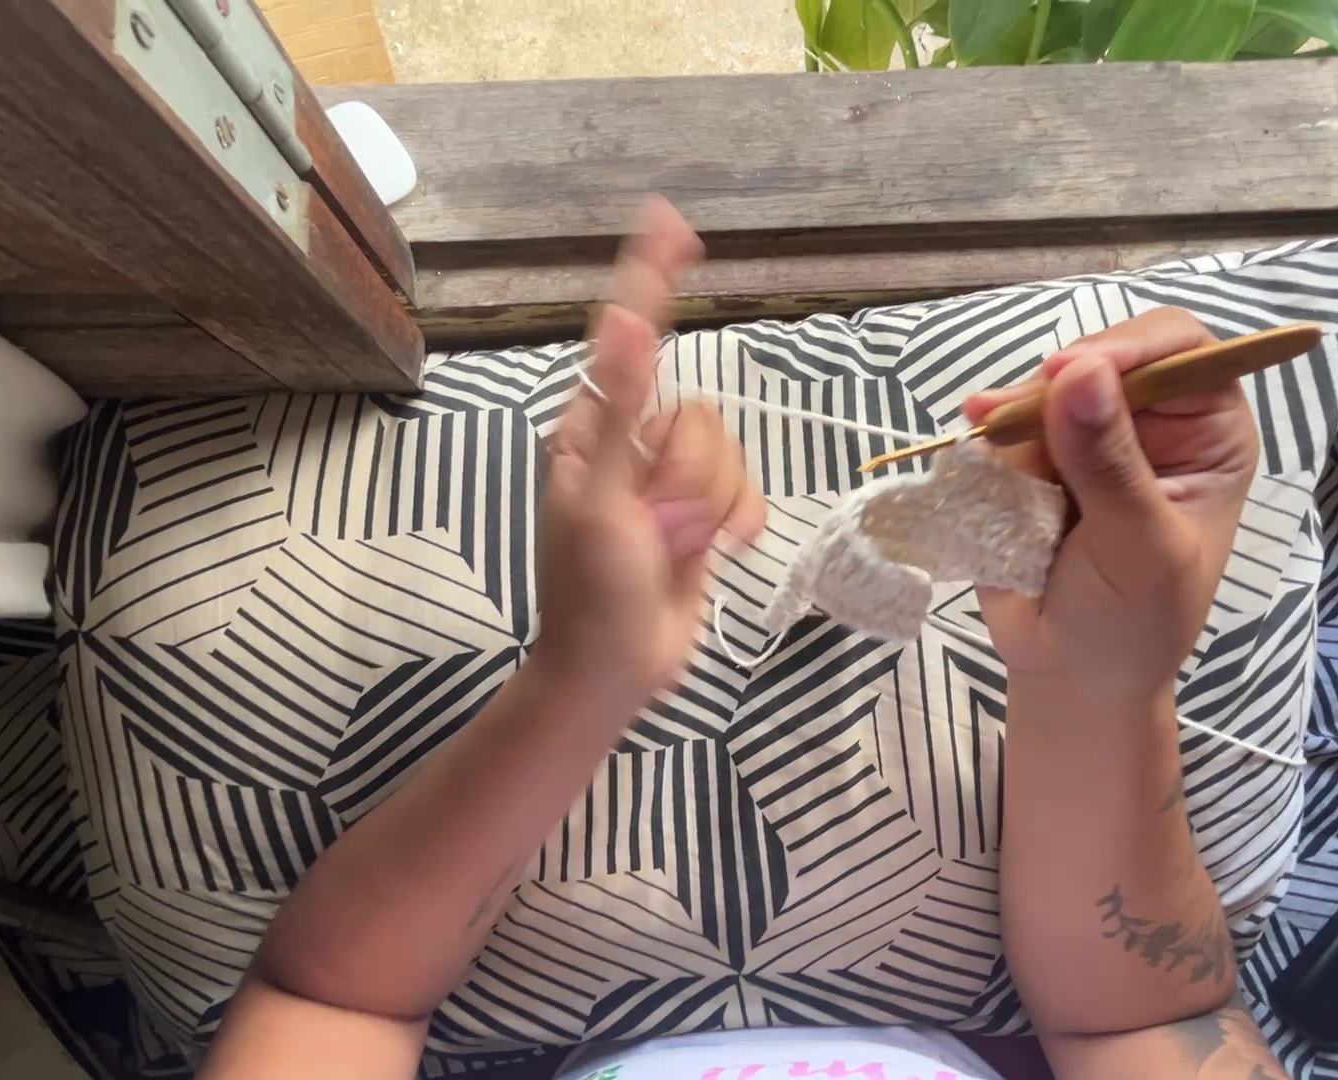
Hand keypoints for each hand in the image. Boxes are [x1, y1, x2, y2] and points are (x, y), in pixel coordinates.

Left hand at [536, 198, 765, 704]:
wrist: (617, 670)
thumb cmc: (590, 592)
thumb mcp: (599, 502)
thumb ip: (619, 416)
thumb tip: (629, 324)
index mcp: (592, 433)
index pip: (627, 341)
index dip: (649, 282)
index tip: (672, 228)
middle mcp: (634, 445)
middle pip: (700, 415)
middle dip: (689, 478)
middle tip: (656, 526)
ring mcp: (673, 481)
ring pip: (727, 454)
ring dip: (710, 509)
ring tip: (674, 548)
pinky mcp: (705, 514)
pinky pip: (747, 490)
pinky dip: (738, 524)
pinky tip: (716, 555)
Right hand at [967, 308, 1259, 705]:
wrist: (1067, 668)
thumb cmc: (1130, 618)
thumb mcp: (1135, 543)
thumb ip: (1107, 461)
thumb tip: (1079, 371)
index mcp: (1204, 437)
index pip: (1181, 356)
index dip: (1129, 350)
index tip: (1070, 372)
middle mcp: (1146, 429)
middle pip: (1102, 363)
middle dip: (1054, 384)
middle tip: (1005, 411)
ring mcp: (1084, 445)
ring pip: (1045, 395)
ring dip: (1012, 408)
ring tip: (978, 422)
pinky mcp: (1032, 467)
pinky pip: (1008, 431)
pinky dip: (987, 432)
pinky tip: (971, 433)